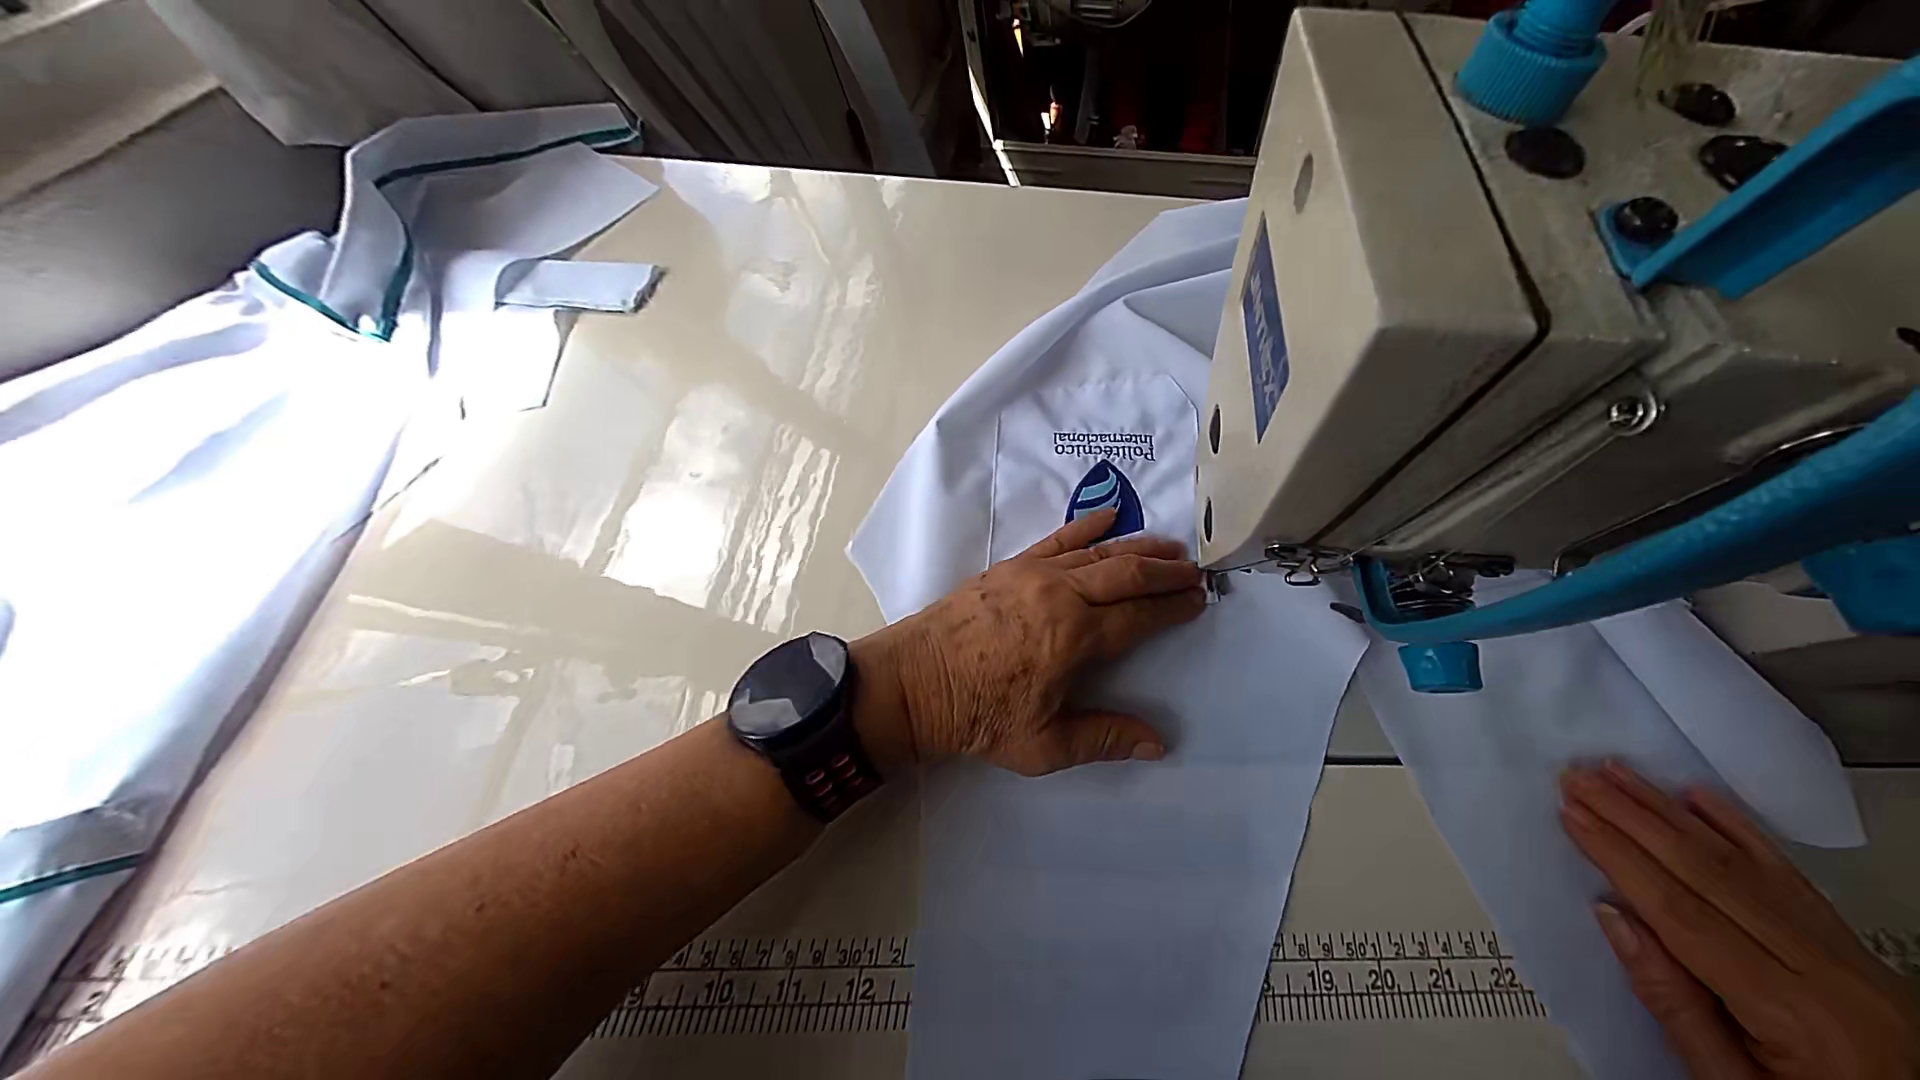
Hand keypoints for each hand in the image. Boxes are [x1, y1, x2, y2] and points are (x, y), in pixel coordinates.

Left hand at [851, 506, 1205, 777]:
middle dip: (1165, 571)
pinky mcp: (1011, 566)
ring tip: (1169, 547)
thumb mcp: (1043, 746)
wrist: (914, 681)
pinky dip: (1087, 526)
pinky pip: (1057, 538)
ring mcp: (1033, 574)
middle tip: (1194, 571)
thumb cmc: (977, 717)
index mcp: (1074, 638)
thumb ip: (1104, 740)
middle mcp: (1060, 596)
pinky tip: (1110, 516)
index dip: (1172, 608)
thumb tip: (1159, 743)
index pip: (1138, 616)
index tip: (1198, 601)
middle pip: (1126, 574)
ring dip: (1138, 547)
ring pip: (1098, 552)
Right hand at [1560, 762, 1919, 1079]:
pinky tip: (1700, 798)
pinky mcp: (1857, 951)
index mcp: (1794, 1014)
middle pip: (1710, 876)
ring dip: (1669, 811)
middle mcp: (1829, 975)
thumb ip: (1673, 1004)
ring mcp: (1852, 959)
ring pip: (1744, 866)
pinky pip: (1792, 879)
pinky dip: (1741, 832)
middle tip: (1578, 778)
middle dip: (1633, 818)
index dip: (1619, 857)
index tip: (1572, 815)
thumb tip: (1611, 916)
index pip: (1682, 914)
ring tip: (1618, 773)